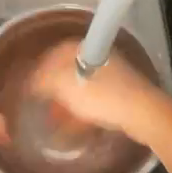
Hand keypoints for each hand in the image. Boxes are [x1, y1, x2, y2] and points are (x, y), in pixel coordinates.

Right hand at [27, 42, 171, 149]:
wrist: (142, 112)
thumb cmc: (100, 95)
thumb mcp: (63, 85)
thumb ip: (43, 80)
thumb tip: (32, 81)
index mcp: (83, 47)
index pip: (54, 52)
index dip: (40, 69)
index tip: (30, 87)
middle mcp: (98, 55)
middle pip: (67, 69)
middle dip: (53, 88)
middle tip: (41, 103)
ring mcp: (112, 73)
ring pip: (80, 86)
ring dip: (66, 101)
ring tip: (55, 118)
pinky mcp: (120, 91)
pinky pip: (93, 98)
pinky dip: (81, 109)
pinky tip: (74, 125)